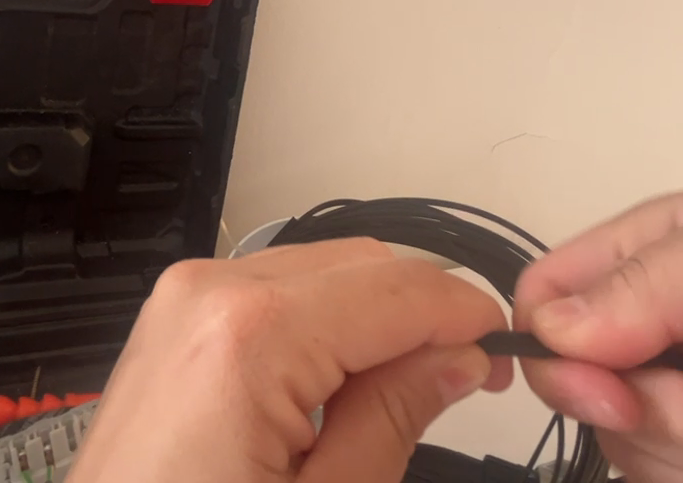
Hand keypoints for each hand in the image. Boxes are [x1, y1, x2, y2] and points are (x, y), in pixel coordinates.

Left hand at [73, 237, 511, 482]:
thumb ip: (391, 419)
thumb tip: (455, 358)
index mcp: (249, 332)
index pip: (392, 288)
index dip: (462, 313)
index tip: (503, 348)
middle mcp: (211, 286)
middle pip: (359, 262)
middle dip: (421, 308)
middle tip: (467, 371)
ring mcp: (187, 293)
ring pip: (321, 267)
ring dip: (375, 311)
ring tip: (407, 381)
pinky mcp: (179, 311)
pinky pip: (277, 286)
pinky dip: (325, 316)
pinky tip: (343, 372)